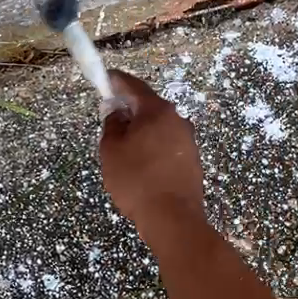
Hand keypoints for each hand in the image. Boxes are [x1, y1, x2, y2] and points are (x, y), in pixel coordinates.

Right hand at [99, 70, 206, 229]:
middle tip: (110, 118)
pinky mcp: (192, 160)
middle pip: (149, 106)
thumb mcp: (111, 150)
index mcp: (157, 111)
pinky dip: (152, 147)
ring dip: (141, 131)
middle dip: (129, 109)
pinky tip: (140, 164)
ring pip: (158, 127)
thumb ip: (111, 124)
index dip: (117, 81)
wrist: (173, 219)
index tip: (105, 79)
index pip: (134, 86)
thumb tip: (117, 112)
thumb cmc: (136, 179)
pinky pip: (166, 144)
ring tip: (122, 147)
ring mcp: (188, 140)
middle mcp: (177, 120)